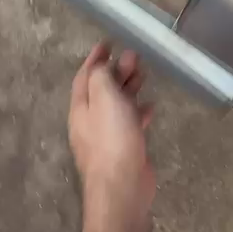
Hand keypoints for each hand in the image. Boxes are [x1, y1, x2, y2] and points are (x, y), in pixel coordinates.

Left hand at [68, 43, 155, 217]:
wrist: (122, 189)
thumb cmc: (112, 139)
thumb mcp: (104, 98)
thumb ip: (101, 77)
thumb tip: (104, 65)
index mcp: (81, 109)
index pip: (84, 76)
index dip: (95, 58)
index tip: (108, 42)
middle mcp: (90, 122)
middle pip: (102, 89)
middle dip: (116, 71)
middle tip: (134, 56)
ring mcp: (107, 137)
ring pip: (117, 104)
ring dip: (129, 87)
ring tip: (144, 74)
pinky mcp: (124, 149)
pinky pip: (130, 122)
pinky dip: (139, 110)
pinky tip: (151, 106)